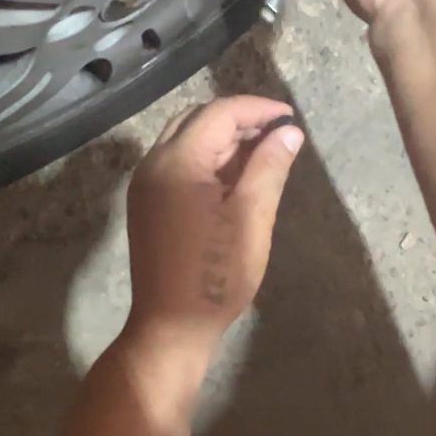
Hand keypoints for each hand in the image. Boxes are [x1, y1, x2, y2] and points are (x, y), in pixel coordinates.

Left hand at [121, 97, 304, 375]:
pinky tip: (235, 176)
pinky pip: (177, 163)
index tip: (290, 117)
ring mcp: (145, 183)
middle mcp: (153, 163)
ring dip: (223, 139)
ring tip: (262, 153)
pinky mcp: (146, 203)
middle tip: (277, 133)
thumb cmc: (216, 274)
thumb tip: (289, 131)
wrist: (170, 326)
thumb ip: (269, 166)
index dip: (257, 109)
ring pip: (185, 140)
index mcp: (176, 161)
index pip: (219, 113)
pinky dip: (207, 159)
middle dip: (238, 120)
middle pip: (197, 120)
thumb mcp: (252, 217)